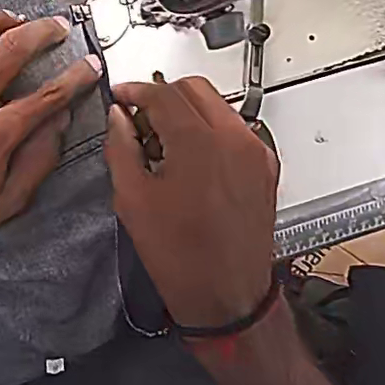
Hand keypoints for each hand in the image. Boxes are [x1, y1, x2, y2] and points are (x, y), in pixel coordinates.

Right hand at [104, 76, 278, 332]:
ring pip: (217, 105)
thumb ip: (121, 148)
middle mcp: (234, 139)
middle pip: (193, 89)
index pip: (163, 93)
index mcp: (199, 142)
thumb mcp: (133, 200)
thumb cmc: (182, 257)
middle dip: (162, 96)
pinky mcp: (265, 167)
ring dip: (187, 111)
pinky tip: (191, 159)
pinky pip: (235, 130)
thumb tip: (118, 118)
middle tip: (139, 118)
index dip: (134, 91)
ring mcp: (255, 152)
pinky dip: (210, 131)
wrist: (226, 294)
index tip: (121, 96)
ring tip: (164, 142)